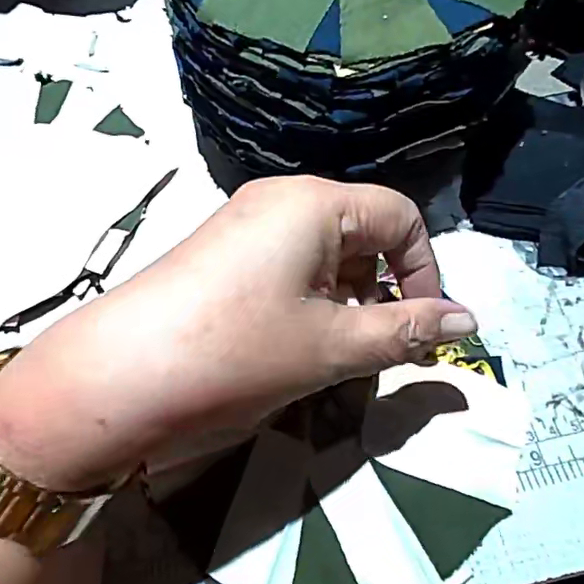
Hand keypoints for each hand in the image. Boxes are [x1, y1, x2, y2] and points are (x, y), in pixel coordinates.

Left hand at [0, 176, 474, 492]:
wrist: (112, 383)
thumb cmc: (236, 353)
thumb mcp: (333, 346)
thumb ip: (407, 332)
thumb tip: (471, 322)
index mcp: (314, 204)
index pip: (400, 217)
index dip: (426, 270)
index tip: (423, 326)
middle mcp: (281, 200)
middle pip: (365, 231)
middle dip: (388, 287)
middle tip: (382, 344)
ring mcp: (247, 225)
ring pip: (330, 252)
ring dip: (353, 298)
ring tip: (338, 349)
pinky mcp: (225, 255)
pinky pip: (293, 265)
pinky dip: (315, 299)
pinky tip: (298, 342)